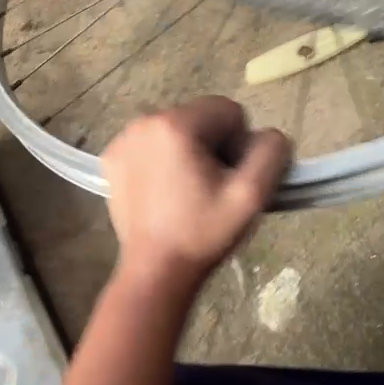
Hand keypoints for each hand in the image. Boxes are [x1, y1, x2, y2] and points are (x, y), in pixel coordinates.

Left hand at [100, 97, 291, 284]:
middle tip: (210, 187)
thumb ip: (270, 152)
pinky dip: (162, 158)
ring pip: (178, 127)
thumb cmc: (203, 234)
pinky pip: (153, 142)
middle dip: (213, 145)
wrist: (155, 274)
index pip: (228, 110)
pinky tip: (164, 191)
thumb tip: (265, 134)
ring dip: (189, 150)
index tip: (228, 179)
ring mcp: (124, 138)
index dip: (238, 145)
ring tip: (187, 191)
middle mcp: (145, 121)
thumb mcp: (251, 196)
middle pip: (201, 116)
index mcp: (177, 124)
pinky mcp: (113, 156)